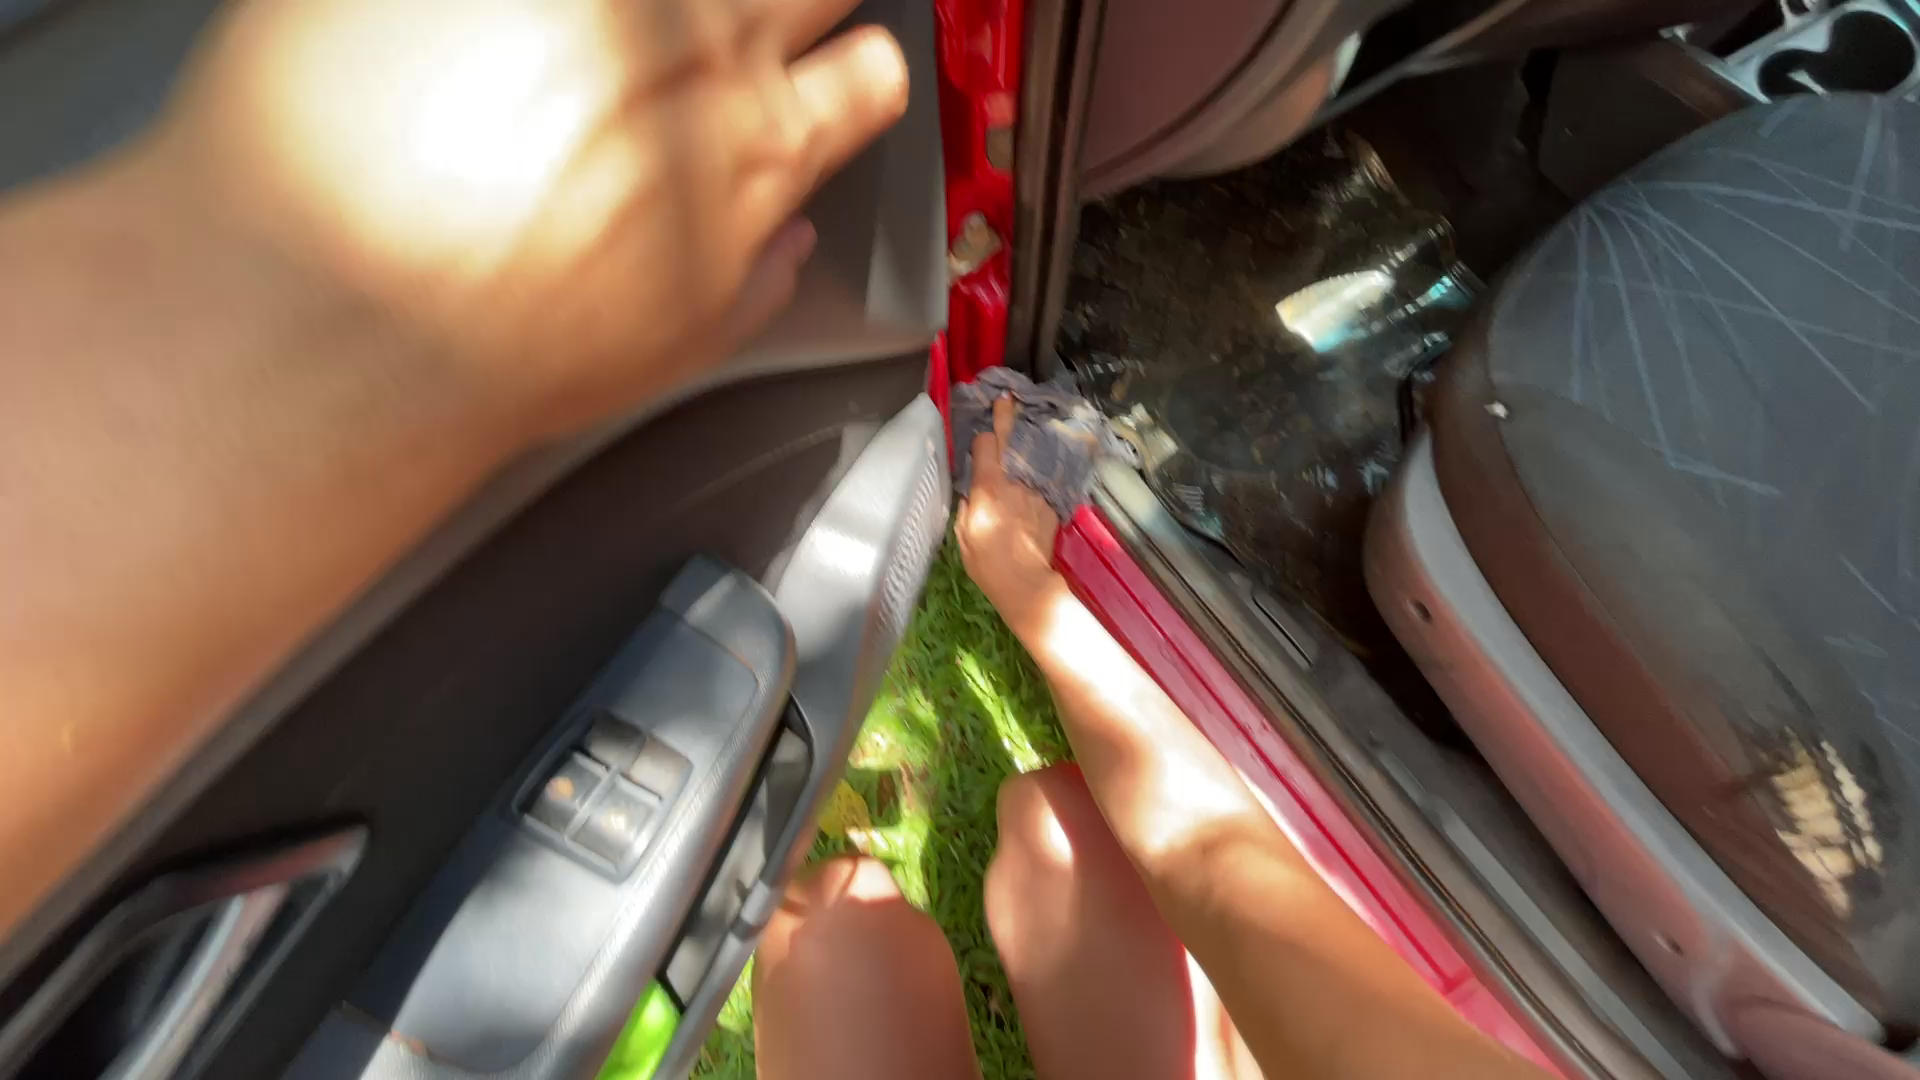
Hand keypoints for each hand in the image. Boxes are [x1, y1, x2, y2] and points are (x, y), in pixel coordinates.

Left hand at [137, 0, 908, 435]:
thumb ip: (764, 275)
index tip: (842, 76)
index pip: (871, 76)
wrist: (364, 318)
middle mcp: (698, 51)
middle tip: (755, 30)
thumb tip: (792, 236)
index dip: (865, 71)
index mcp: (760, 153)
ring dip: (693, 10)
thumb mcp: (691, 340)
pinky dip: (580, 9)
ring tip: (654, 46)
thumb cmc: (532, 348)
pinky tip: (536, 42)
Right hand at [956, 396, 1068, 638]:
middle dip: (1007, 416)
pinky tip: (1037, 474)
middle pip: (1010, 438)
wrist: (1024, 581)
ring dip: (1026, 444)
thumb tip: (972, 492)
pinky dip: (1038, 475)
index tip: (981, 437)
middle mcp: (1014, 480)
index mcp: (987, 486)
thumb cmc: (986, 562)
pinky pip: (1042, 481)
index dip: (981, 438)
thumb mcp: (963, 533)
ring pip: (1030, 457)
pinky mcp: (1051, 502)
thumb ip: (967, 505)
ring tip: (1026, 429)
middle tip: (1007, 400)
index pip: (984, 444)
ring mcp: (1036, 489)